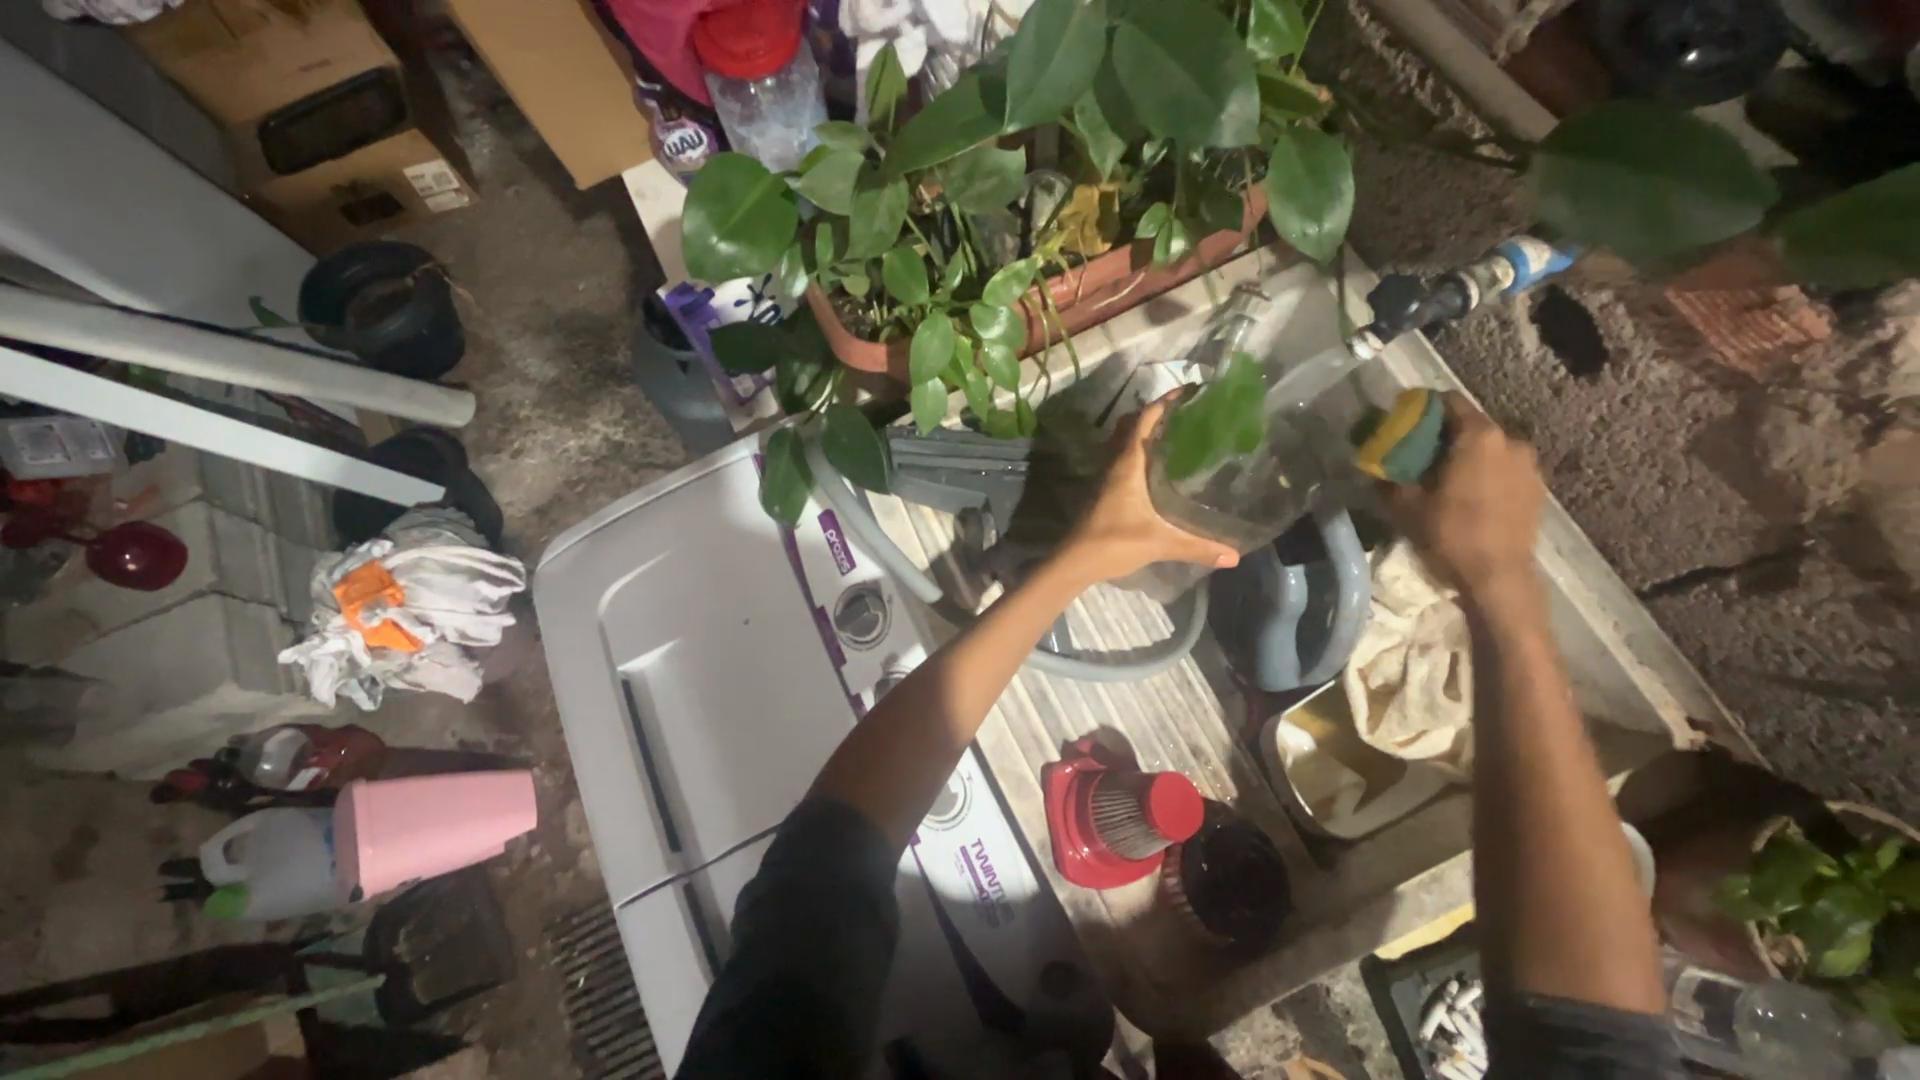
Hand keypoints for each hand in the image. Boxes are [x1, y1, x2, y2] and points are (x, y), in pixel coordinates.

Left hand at [1057, 394, 1240, 584]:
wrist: (1074, 562)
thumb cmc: (1113, 544)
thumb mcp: (1159, 544)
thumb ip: (1197, 547)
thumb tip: (1234, 556)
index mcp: (1126, 464)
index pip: (1144, 419)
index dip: (1165, 402)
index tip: (1189, 391)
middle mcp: (1113, 464)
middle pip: (1130, 425)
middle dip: (1154, 412)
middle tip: (1184, 412)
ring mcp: (1103, 476)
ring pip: (1121, 441)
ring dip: (1142, 431)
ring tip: (1172, 433)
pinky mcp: (1101, 490)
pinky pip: (1119, 459)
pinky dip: (1135, 451)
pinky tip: (1153, 466)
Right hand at [1380, 392, 1543, 600]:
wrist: (1498, 575)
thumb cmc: (1450, 533)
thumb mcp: (1406, 506)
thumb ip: (1389, 477)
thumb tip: (1375, 463)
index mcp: (1479, 436)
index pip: (1449, 402)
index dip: (1423, 408)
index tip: (1404, 423)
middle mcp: (1510, 440)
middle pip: (1471, 424)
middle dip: (1445, 435)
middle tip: (1420, 454)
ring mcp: (1529, 463)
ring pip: (1489, 447)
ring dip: (1467, 455)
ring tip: (1445, 477)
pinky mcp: (1537, 486)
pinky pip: (1504, 467)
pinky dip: (1486, 471)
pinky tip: (1469, 494)